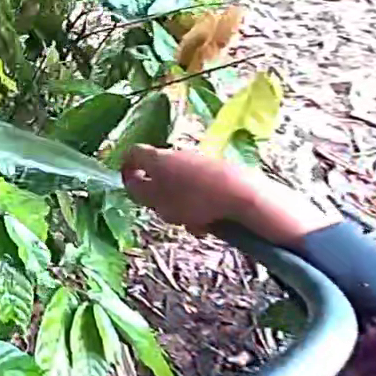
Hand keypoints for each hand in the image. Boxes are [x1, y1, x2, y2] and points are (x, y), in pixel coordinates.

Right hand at [119, 145, 337, 246]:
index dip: (126, 167)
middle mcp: (179, 154)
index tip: (128, 184)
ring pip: (182, 182)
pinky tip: (210, 221)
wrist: (248, 197)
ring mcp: (204, 161)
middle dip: (158, 191)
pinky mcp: (224, 172)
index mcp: (157, 158)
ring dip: (181, 200)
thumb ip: (138, 191)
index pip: (133, 153)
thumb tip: (133, 182)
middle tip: (162, 210)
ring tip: (191, 222)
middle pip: (159, 170)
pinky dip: (201, 202)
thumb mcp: (156, 200)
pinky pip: (203, 187)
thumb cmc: (194, 199)